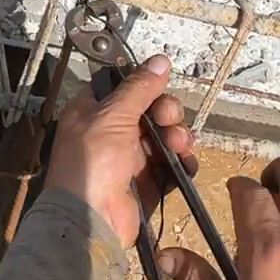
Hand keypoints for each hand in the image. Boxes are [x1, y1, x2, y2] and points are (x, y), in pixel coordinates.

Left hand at [44, 54, 197, 248]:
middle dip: (166, 111)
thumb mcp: (112, 116)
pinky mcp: (148, 180)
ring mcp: (131, 157)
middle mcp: (112, 131)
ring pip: (165, 135)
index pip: (122, 86)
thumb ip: (138, 88)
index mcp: (93, 112)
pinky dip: (183, 161)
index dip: (142, 83)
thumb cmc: (93, 161)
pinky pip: (172, 164)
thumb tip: (160, 59)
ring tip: (178, 144)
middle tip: (168, 118)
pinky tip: (186, 160)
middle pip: (150, 109)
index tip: (158, 83)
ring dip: (178, 134)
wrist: (92, 219)